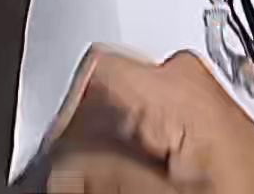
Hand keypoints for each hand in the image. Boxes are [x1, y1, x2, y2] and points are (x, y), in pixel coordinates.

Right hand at [46, 50, 253, 193]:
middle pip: (104, 87)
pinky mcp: (199, 110)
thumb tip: (59, 160)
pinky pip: (143, 115)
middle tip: (75, 177)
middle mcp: (183, 74)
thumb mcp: (173, 192)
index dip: (64, 118)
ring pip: (122, 104)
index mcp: (177, 81)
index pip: (92, 71)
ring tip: (101, 179)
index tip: (55, 160)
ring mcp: (192, 90)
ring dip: (104, 143)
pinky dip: (128, 146)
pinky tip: (131, 176)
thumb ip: (109, 171)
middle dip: (84, 134)